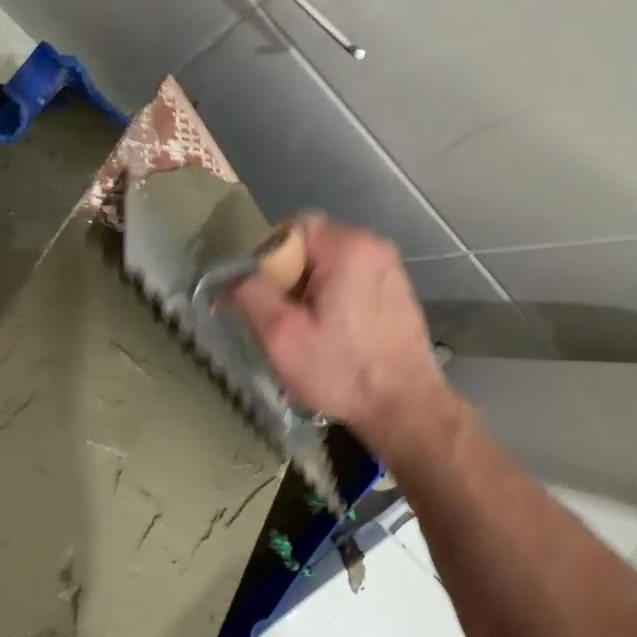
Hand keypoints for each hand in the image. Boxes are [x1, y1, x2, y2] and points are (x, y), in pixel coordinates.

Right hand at [230, 214, 448, 443]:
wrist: (404, 407)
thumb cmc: (341, 370)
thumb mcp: (281, 335)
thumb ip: (250, 295)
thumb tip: (232, 277)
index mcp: (347, 247)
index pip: (290, 229)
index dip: (265, 262)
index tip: (260, 301)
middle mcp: (373, 247)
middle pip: (309, 249)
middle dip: (286, 283)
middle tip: (279, 325)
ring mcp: (390, 270)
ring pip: (328, 270)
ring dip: (307, 299)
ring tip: (303, 338)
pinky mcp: (396, 295)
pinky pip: (349, 286)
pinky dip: (331, 306)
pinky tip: (330, 342)